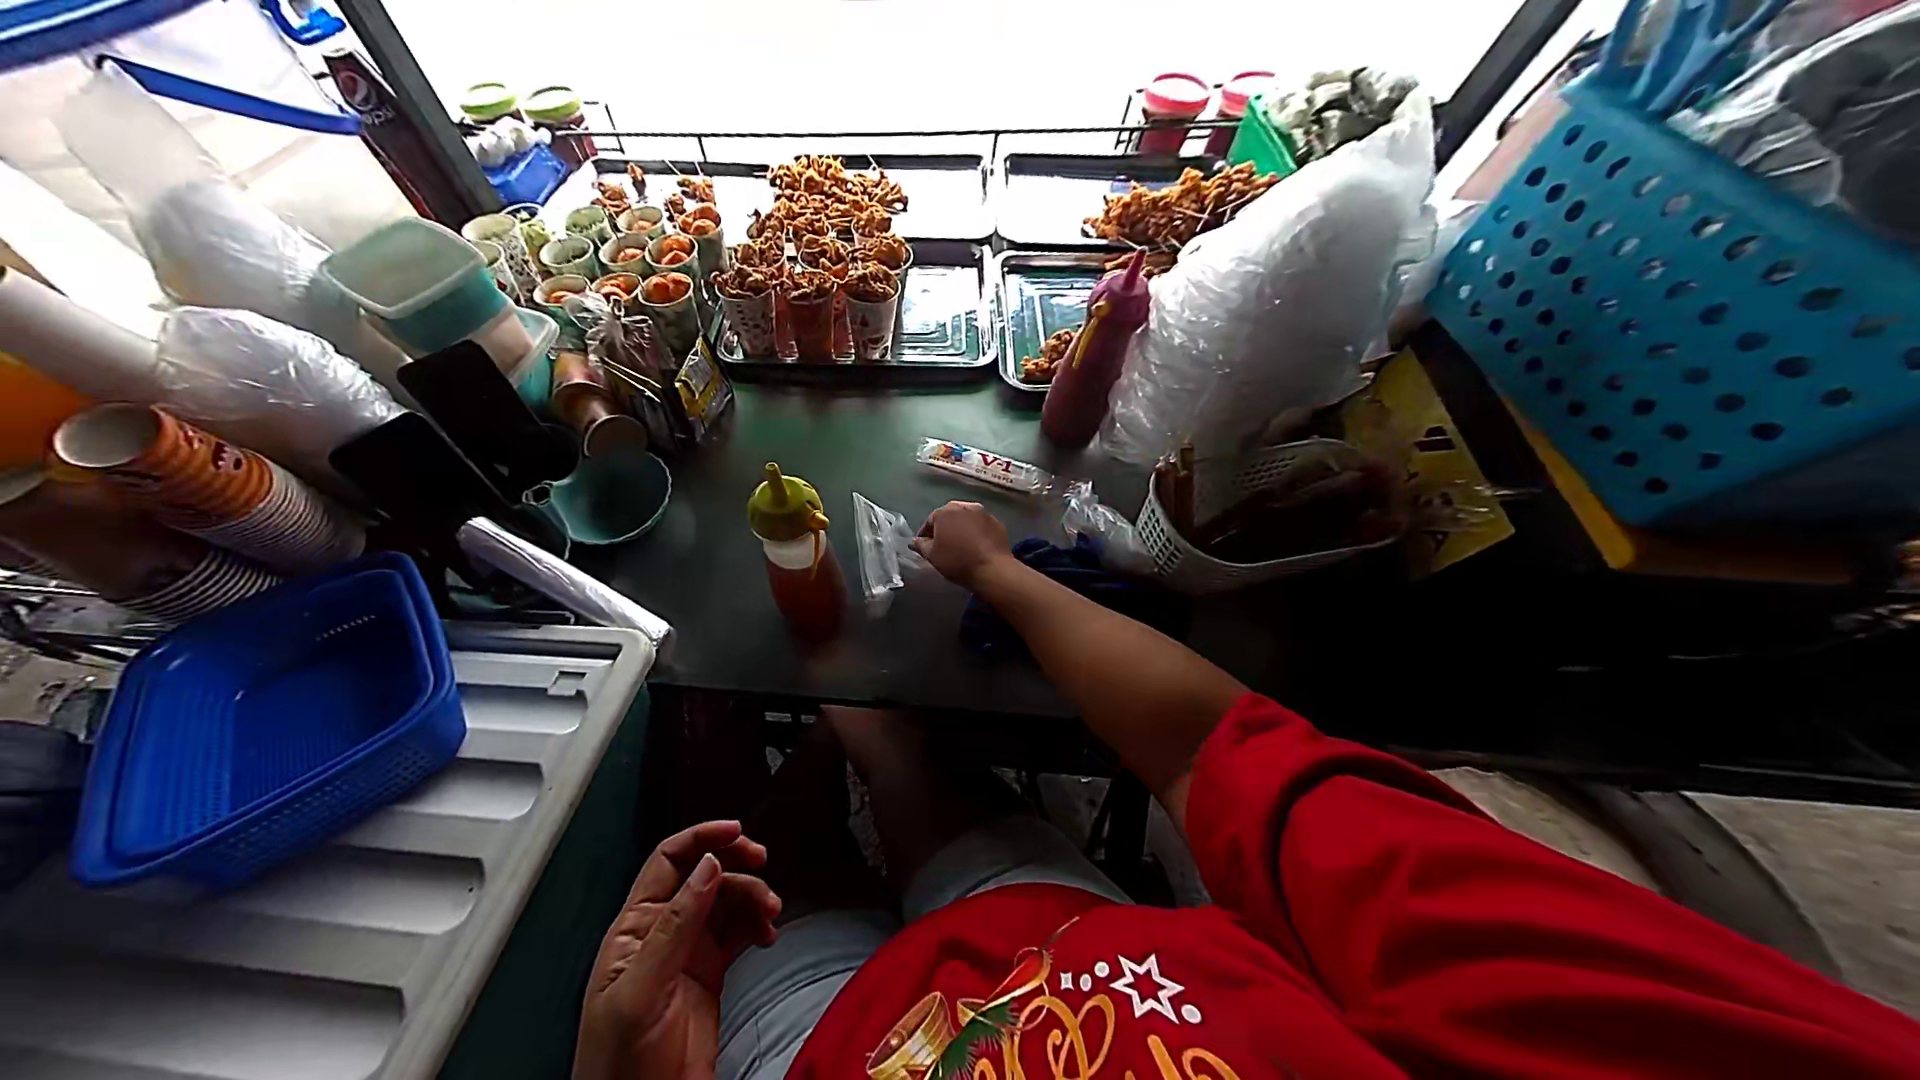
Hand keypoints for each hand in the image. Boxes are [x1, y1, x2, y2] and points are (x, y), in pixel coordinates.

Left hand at [574, 821, 781, 1079]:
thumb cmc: (618, 1069)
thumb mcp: (642, 992)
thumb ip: (676, 925)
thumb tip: (707, 866)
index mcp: (635, 928)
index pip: (669, 860)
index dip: (702, 837)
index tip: (736, 831)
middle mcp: (663, 931)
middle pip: (705, 873)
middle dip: (736, 861)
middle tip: (761, 860)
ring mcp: (688, 951)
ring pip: (728, 899)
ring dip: (753, 896)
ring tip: (769, 912)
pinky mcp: (710, 971)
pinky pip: (740, 929)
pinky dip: (757, 924)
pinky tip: (766, 935)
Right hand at [911, 501, 1012, 588]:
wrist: (992, 569)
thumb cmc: (957, 561)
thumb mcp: (932, 556)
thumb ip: (920, 545)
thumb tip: (914, 541)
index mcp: (946, 511)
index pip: (930, 521)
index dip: (925, 535)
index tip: (925, 547)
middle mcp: (965, 506)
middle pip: (950, 516)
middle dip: (944, 528)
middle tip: (942, 545)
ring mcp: (984, 513)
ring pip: (967, 519)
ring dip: (961, 528)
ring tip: (961, 545)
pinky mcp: (998, 523)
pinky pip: (982, 526)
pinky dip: (977, 533)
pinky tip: (977, 546)